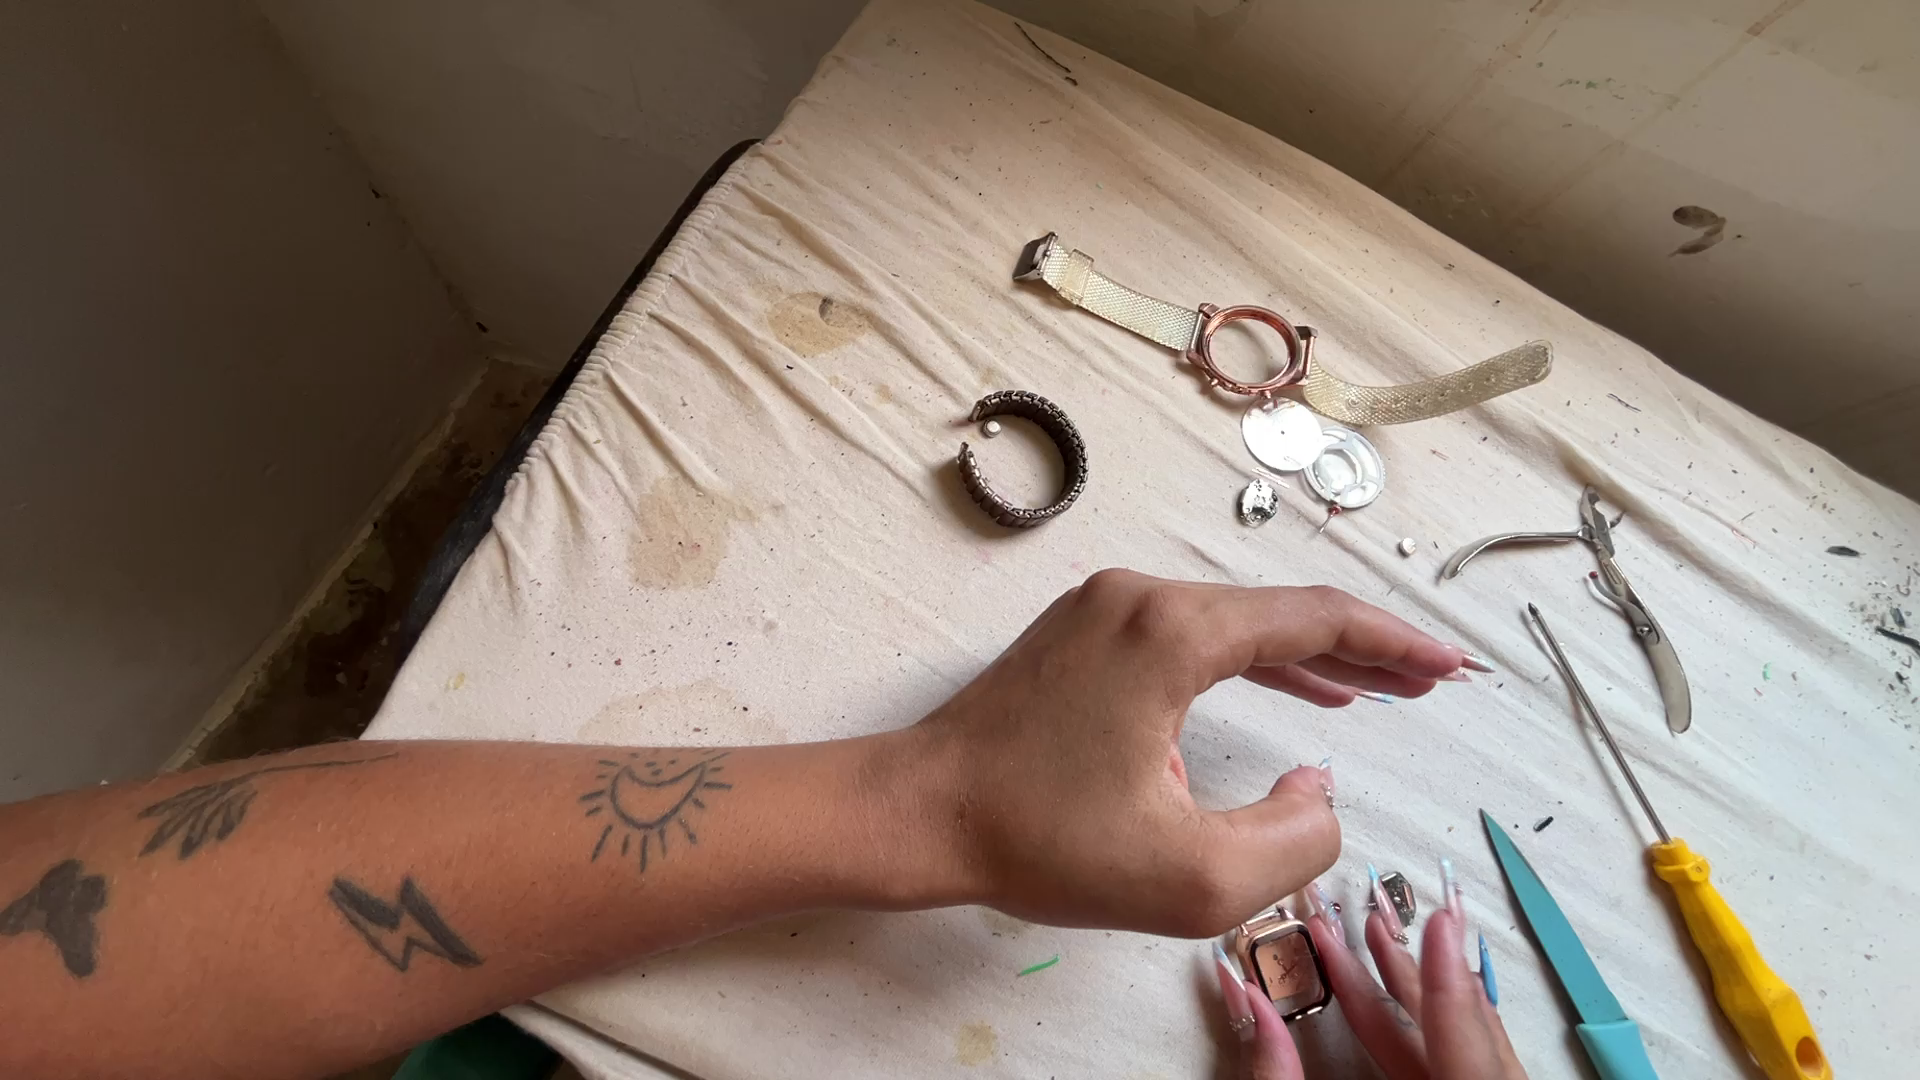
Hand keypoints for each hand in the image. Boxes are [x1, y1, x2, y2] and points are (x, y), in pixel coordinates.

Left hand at [908, 570, 1470, 936]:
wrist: (924, 807)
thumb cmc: (1042, 839)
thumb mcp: (1192, 874)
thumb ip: (1295, 836)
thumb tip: (1318, 782)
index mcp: (1169, 630)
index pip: (1309, 616)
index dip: (1390, 641)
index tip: (1446, 666)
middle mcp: (1135, 595)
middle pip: (1270, 612)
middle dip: (1352, 648)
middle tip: (1422, 681)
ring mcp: (1101, 606)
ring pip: (1225, 622)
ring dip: (1297, 654)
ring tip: (1365, 691)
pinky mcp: (1080, 629)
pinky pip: (1180, 634)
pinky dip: (1236, 660)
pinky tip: (1278, 685)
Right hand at [1214, 864, 1527, 1078]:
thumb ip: (1275, 1074)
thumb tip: (1241, 990)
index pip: (1463, 1052)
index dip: (1450, 984)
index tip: (1440, 922)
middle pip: (1459, 1041)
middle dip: (1412, 973)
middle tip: (1372, 915)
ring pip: (1459, 1050)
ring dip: (1411, 991)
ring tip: (1376, 934)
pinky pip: (1454, 1061)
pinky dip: (1421, 1023)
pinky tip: (1392, 990)